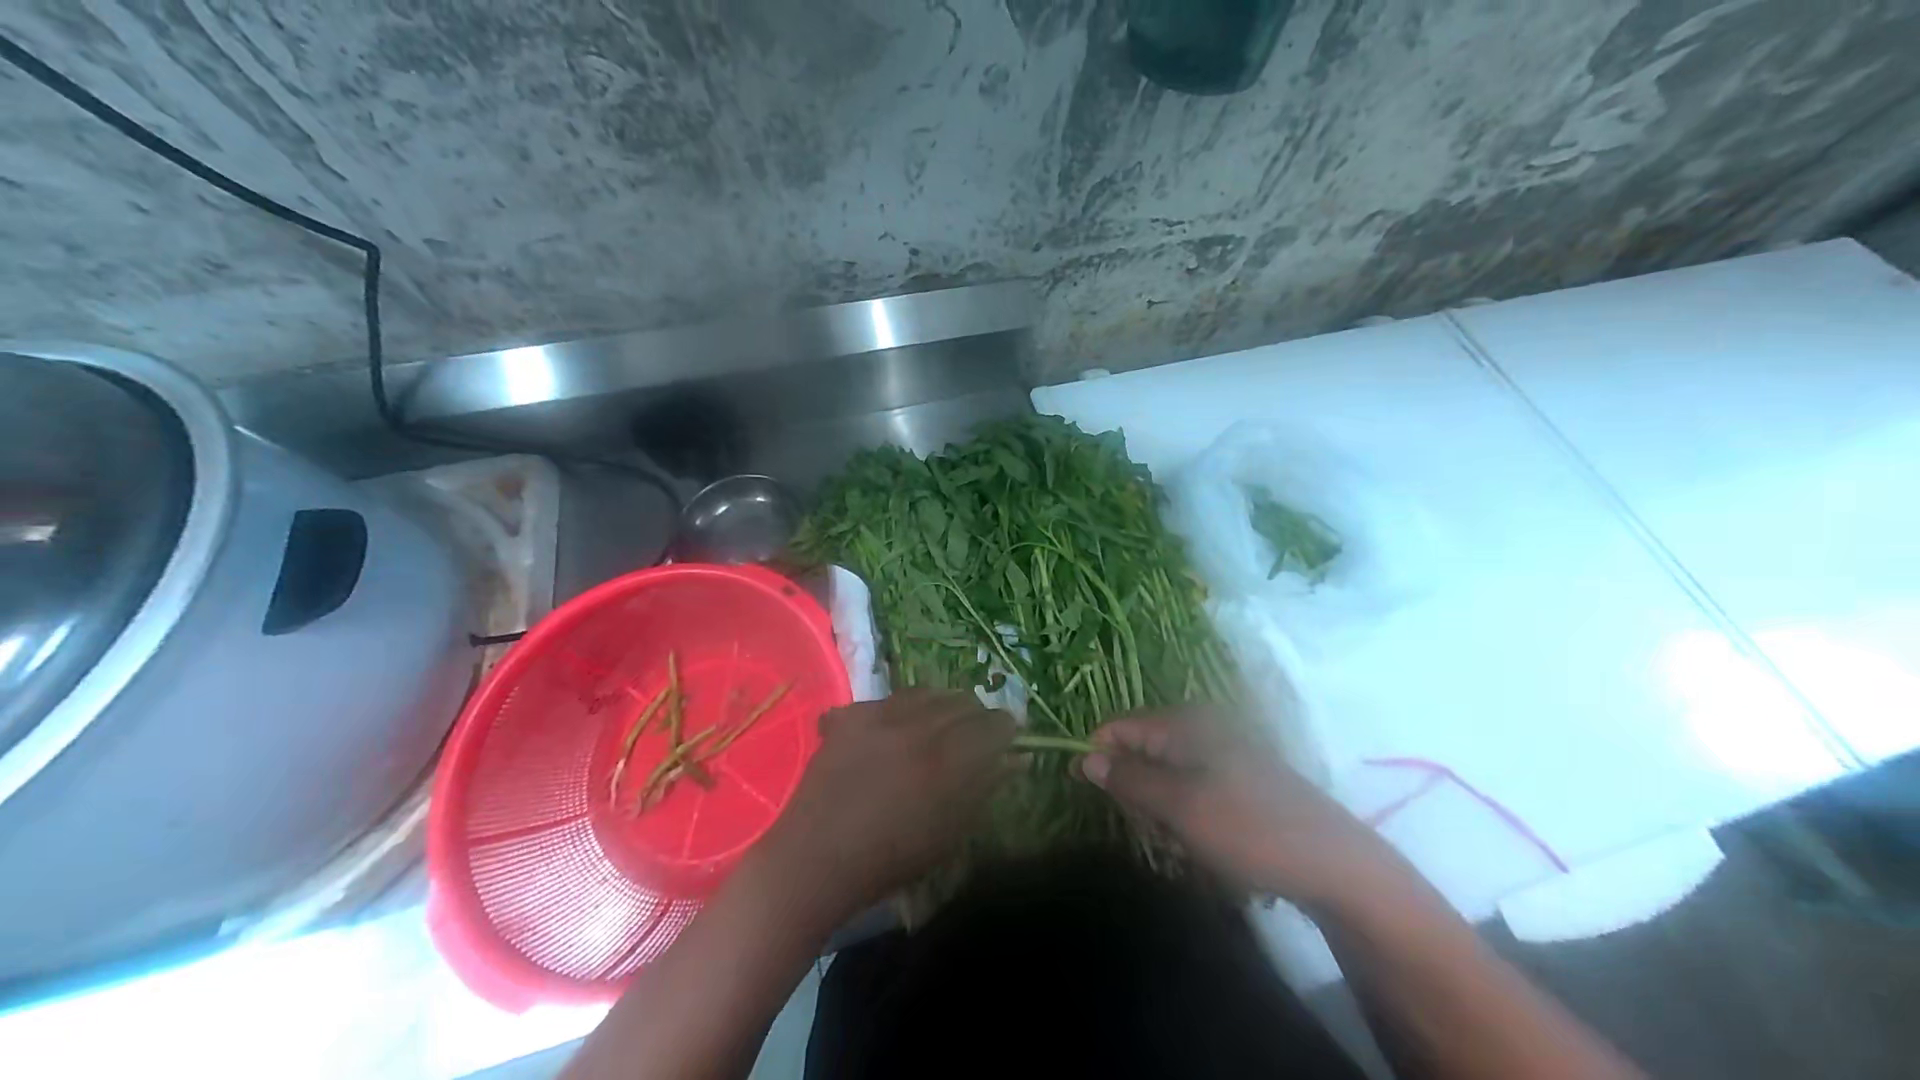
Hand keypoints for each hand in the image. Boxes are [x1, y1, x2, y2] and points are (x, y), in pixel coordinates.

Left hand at [749, 690, 1013, 922]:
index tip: (1007, 738)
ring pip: (923, 693)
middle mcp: (916, 725)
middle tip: (973, 735)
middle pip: (960, 701)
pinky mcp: (848, 717)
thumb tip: (1014, 760)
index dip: (1004, 729)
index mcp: (948, 757)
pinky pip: (882, 700)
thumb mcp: (951, 830)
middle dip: (974, 715)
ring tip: (934, 725)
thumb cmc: (892, 858)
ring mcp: (878, 716)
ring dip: (938, 705)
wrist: (818, 859)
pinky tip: (889, 731)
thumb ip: (984, 788)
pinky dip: (893, 712)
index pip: (992, 724)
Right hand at [1082, 708, 1399, 907]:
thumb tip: (1085, 757)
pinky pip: (1194, 791)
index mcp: (1187, 724)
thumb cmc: (1251, 830)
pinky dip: (1188, 816)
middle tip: (1154, 829)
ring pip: (1167, 776)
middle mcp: (1205, 728)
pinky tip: (1206, 843)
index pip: (1120, 727)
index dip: (1099, 757)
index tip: (1091, 796)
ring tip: (1184, 842)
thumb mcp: (1180, 807)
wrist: (1339, 868)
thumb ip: (1130, 779)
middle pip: (1143, 751)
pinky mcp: (1242, 780)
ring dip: (1163, 811)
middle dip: (1137, 792)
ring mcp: (1226, 753)